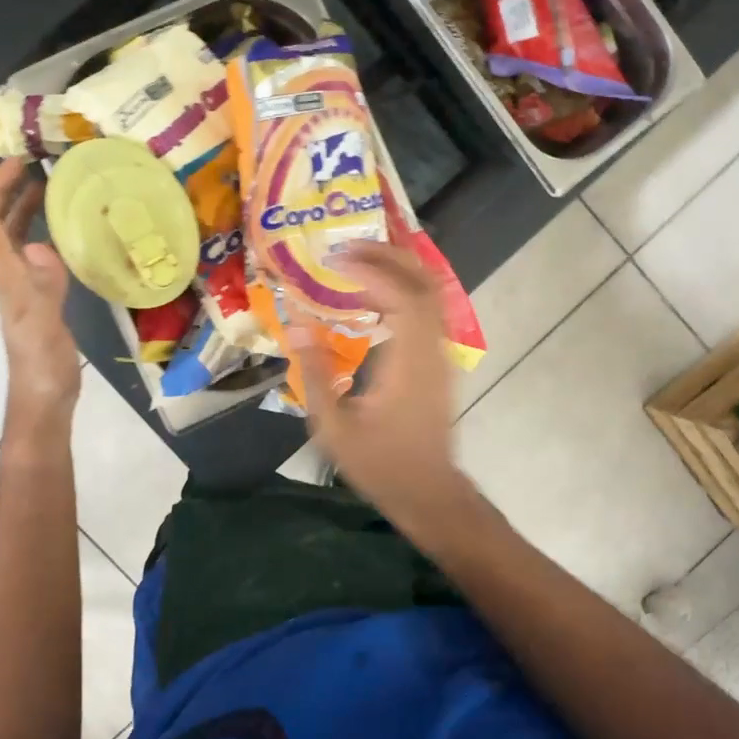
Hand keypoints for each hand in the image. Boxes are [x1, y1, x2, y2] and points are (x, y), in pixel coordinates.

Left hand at [0, 159, 80, 416]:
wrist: (43, 404)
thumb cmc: (42, 368)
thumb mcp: (44, 327)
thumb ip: (43, 288)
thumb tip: (38, 244)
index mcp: (5, 278)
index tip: (17, 160)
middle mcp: (8, 277)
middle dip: (9, 189)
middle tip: (37, 163)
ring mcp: (22, 289)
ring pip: (14, 238)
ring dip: (25, 208)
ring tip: (51, 185)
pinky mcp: (39, 300)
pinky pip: (35, 255)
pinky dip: (44, 233)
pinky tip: (66, 231)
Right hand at [291, 242, 468, 513]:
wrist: (429, 491)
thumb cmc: (381, 464)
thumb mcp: (334, 426)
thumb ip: (315, 373)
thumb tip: (295, 324)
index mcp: (409, 362)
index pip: (400, 296)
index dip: (370, 270)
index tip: (334, 260)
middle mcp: (433, 349)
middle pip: (424, 282)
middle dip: (388, 256)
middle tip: (348, 247)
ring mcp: (443, 354)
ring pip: (432, 292)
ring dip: (399, 269)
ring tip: (358, 261)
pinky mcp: (441, 362)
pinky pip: (430, 310)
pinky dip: (406, 290)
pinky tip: (374, 296)